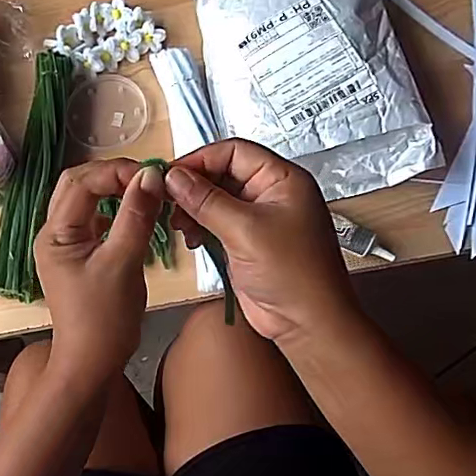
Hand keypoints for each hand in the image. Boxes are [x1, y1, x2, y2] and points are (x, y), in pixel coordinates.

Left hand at [34, 159, 165, 385]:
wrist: (91, 363)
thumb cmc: (103, 319)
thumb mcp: (123, 263)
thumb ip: (136, 217)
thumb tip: (151, 175)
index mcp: (55, 234)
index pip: (81, 183)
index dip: (116, 172)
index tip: (151, 176)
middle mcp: (53, 234)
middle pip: (78, 185)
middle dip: (112, 176)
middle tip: (148, 180)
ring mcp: (66, 245)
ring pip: (86, 201)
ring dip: (114, 191)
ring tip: (146, 192)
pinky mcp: (80, 256)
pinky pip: (95, 220)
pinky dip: (115, 211)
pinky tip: (137, 214)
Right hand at [165, 139, 357, 342]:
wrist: (308, 323)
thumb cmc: (292, 273)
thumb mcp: (244, 230)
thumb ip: (206, 200)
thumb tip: (173, 176)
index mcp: (282, 179)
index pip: (234, 152)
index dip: (200, 159)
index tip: (170, 175)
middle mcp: (271, 193)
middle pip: (223, 173)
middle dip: (193, 186)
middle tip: (167, 201)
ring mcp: (259, 218)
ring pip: (216, 199)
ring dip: (193, 208)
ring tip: (178, 224)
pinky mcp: (247, 241)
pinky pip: (217, 222)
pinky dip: (199, 226)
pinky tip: (190, 238)